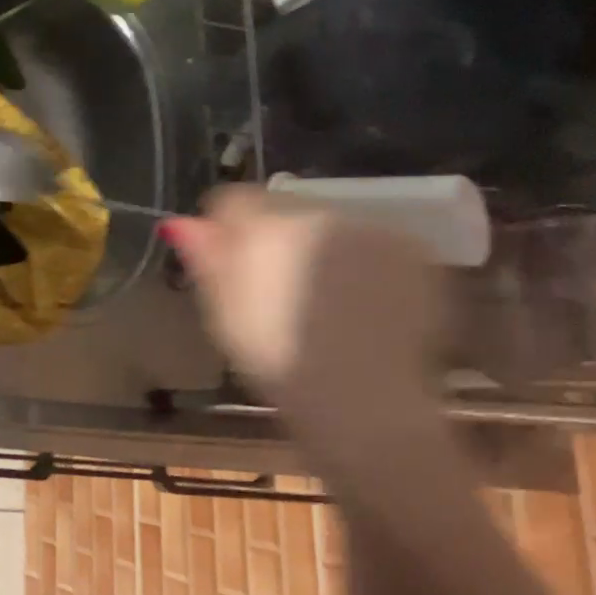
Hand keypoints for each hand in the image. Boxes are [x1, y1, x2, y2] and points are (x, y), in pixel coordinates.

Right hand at [162, 186, 441, 407]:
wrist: (361, 395)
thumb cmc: (275, 355)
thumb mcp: (221, 310)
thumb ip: (205, 256)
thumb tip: (181, 222)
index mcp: (264, 226)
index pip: (233, 200)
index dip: (225, 229)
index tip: (226, 260)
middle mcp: (320, 214)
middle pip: (285, 209)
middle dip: (277, 237)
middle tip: (275, 286)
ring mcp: (372, 230)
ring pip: (332, 225)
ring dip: (320, 248)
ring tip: (321, 299)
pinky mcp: (414, 251)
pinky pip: (374, 244)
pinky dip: (363, 263)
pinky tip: (359, 303)